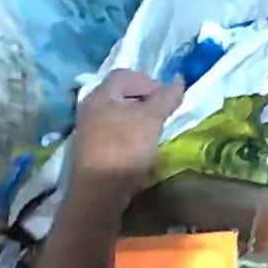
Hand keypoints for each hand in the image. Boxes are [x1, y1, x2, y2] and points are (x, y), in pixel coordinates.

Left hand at [71, 70, 182, 189]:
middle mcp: (90, 109)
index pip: (125, 76)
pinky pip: (113, 133)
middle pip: (120, 95)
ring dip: (138, 119)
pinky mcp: (92, 151)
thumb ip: (165, 99)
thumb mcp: (151, 120)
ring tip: (155, 131)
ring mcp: (88, 131)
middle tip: (164, 113)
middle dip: (144, 100)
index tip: (168, 98)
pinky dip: (129, 134)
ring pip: (117, 115)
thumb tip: (178, 81)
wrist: (100, 192)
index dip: (149, 81)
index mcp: (101, 95)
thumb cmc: (125, 149)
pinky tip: (141, 148)